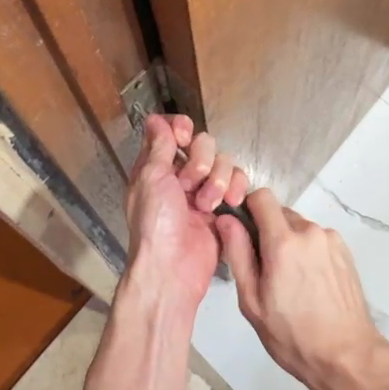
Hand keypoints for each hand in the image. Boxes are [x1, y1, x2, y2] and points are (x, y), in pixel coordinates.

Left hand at [123, 114, 249, 308]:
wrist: (173, 270)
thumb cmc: (155, 224)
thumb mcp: (150, 179)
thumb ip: (158, 146)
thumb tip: (155, 119)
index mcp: (157, 166)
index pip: (173, 129)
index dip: (181, 127)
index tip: (183, 138)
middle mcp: (180, 175)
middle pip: (204, 142)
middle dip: (201, 161)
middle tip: (190, 185)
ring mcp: (203, 190)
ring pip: (224, 161)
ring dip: (218, 180)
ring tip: (208, 205)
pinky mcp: (224, 206)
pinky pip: (238, 182)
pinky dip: (236, 188)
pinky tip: (230, 203)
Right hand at [218, 190, 388, 389]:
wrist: (347, 356)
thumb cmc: (293, 336)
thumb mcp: (253, 302)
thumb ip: (238, 254)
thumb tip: (225, 220)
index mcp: (283, 242)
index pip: (262, 197)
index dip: (248, 208)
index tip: (244, 230)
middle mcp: (309, 231)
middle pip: (280, 213)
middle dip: (268, 232)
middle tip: (266, 269)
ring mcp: (330, 239)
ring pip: (299, 227)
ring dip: (289, 243)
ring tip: (291, 282)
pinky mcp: (344, 249)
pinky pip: (317, 238)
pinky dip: (308, 251)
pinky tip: (310, 283)